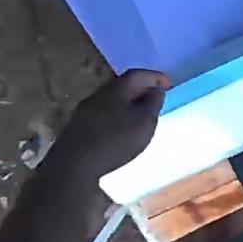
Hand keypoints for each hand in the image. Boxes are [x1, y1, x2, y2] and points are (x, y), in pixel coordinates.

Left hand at [37, 69, 168, 184]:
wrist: (73, 166)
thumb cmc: (115, 140)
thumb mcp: (145, 122)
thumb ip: (153, 104)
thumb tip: (155, 91)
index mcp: (115, 90)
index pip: (137, 74)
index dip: (155, 76)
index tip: (169, 84)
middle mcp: (97, 95)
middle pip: (122, 85)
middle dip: (141, 89)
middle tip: (156, 97)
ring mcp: (84, 111)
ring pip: (111, 100)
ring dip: (128, 103)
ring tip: (140, 114)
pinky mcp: (77, 127)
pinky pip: (102, 113)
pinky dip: (117, 115)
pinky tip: (121, 128)